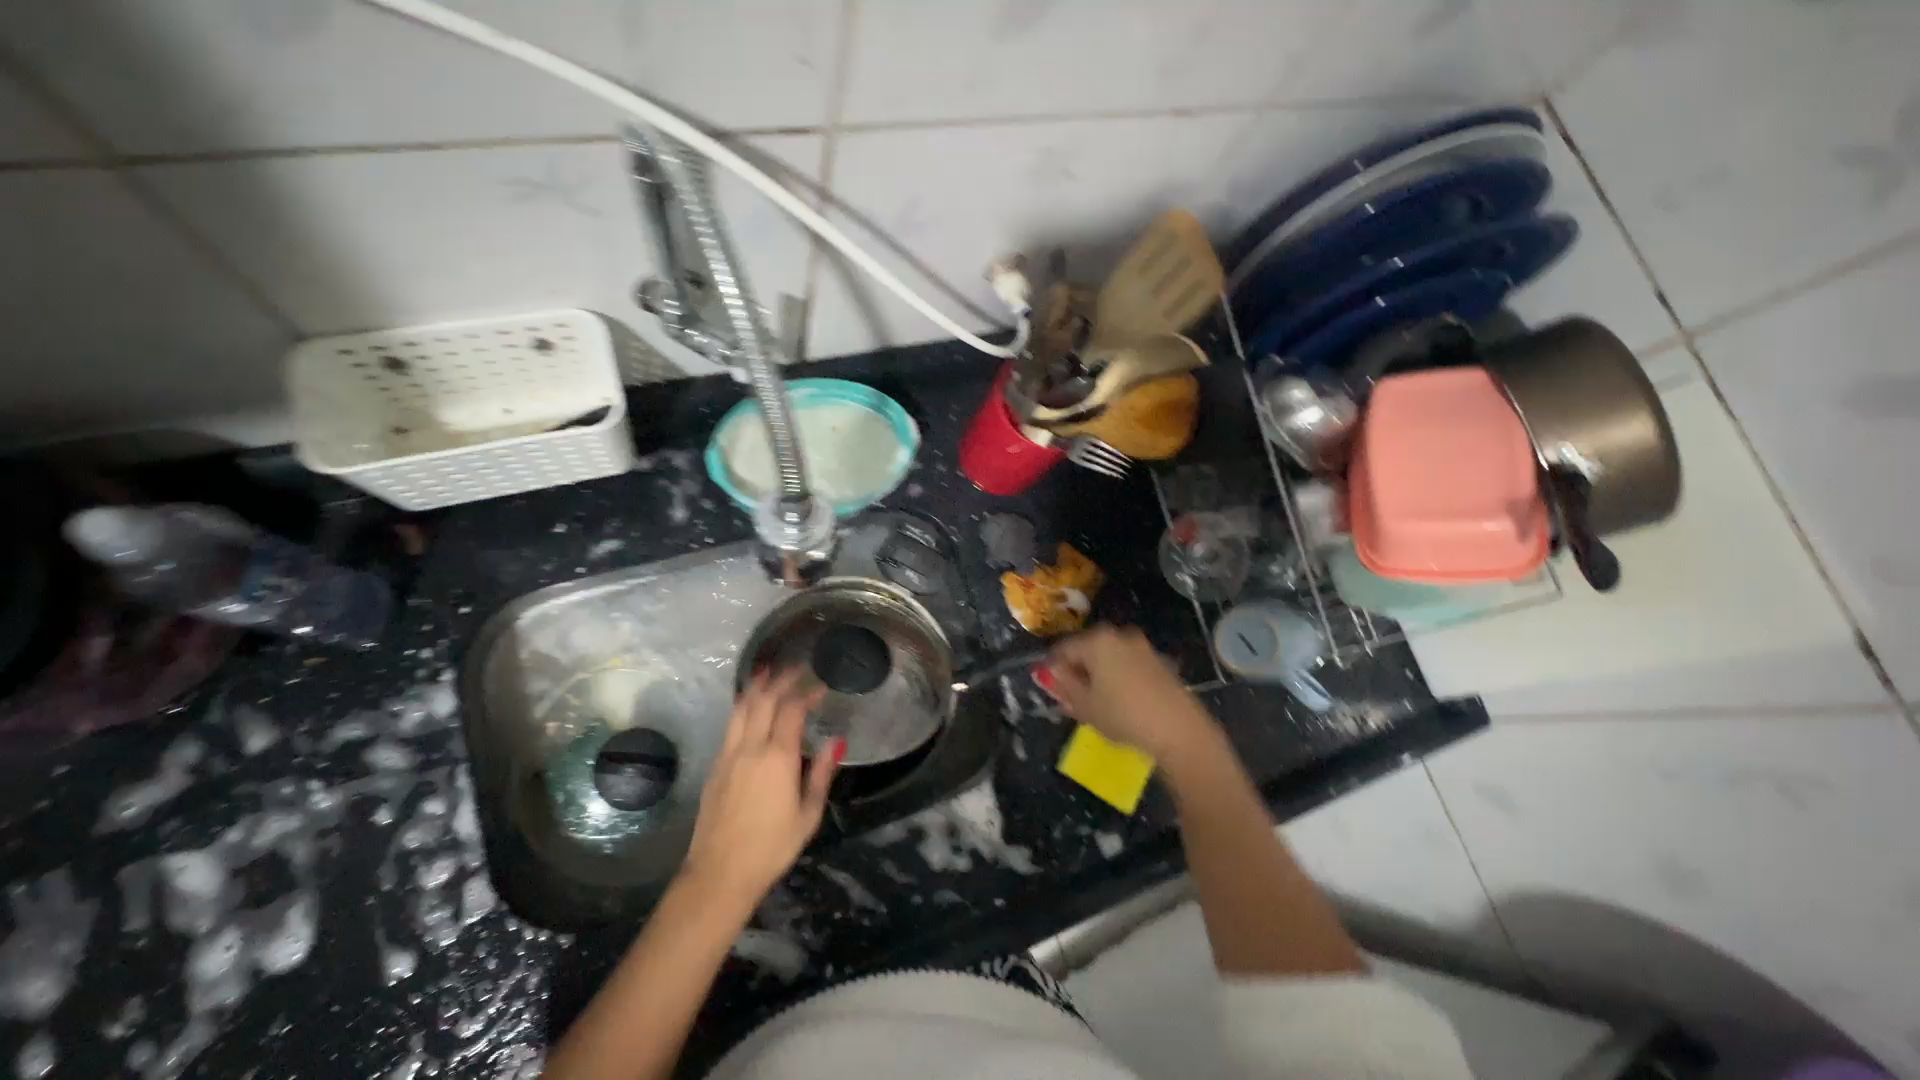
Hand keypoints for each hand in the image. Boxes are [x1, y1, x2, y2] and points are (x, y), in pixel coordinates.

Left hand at [680, 669, 841, 906]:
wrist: (720, 872)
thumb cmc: (772, 848)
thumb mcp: (808, 815)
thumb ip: (821, 775)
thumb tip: (836, 743)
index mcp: (777, 758)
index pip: (792, 710)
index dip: (807, 692)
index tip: (821, 684)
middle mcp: (750, 748)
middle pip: (763, 700)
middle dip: (780, 679)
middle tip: (797, 667)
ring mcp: (728, 755)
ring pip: (740, 709)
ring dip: (756, 687)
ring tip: (768, 672)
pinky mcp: (715, 767)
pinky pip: (731, 725)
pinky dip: (743, 707)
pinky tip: (750, 707)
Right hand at [1044, 625, 1217, 761]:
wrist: (1178, 728)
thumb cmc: (1123, 715)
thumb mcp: (1084, 705)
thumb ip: (1064, 685)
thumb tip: (1051, 672)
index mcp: (1097, 641)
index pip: (1063, 648)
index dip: (1052, 668)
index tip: (1050, 689)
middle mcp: (1120, 636)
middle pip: (1088, 650)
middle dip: (1077, 671)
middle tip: (1071, 697)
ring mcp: (1143, 647)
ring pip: (1110, 657)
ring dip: (1099, 674)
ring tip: (1096, 702)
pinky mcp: (1160, 662)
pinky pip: (1129, 665)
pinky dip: (1119, 677)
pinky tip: (1120, 702)